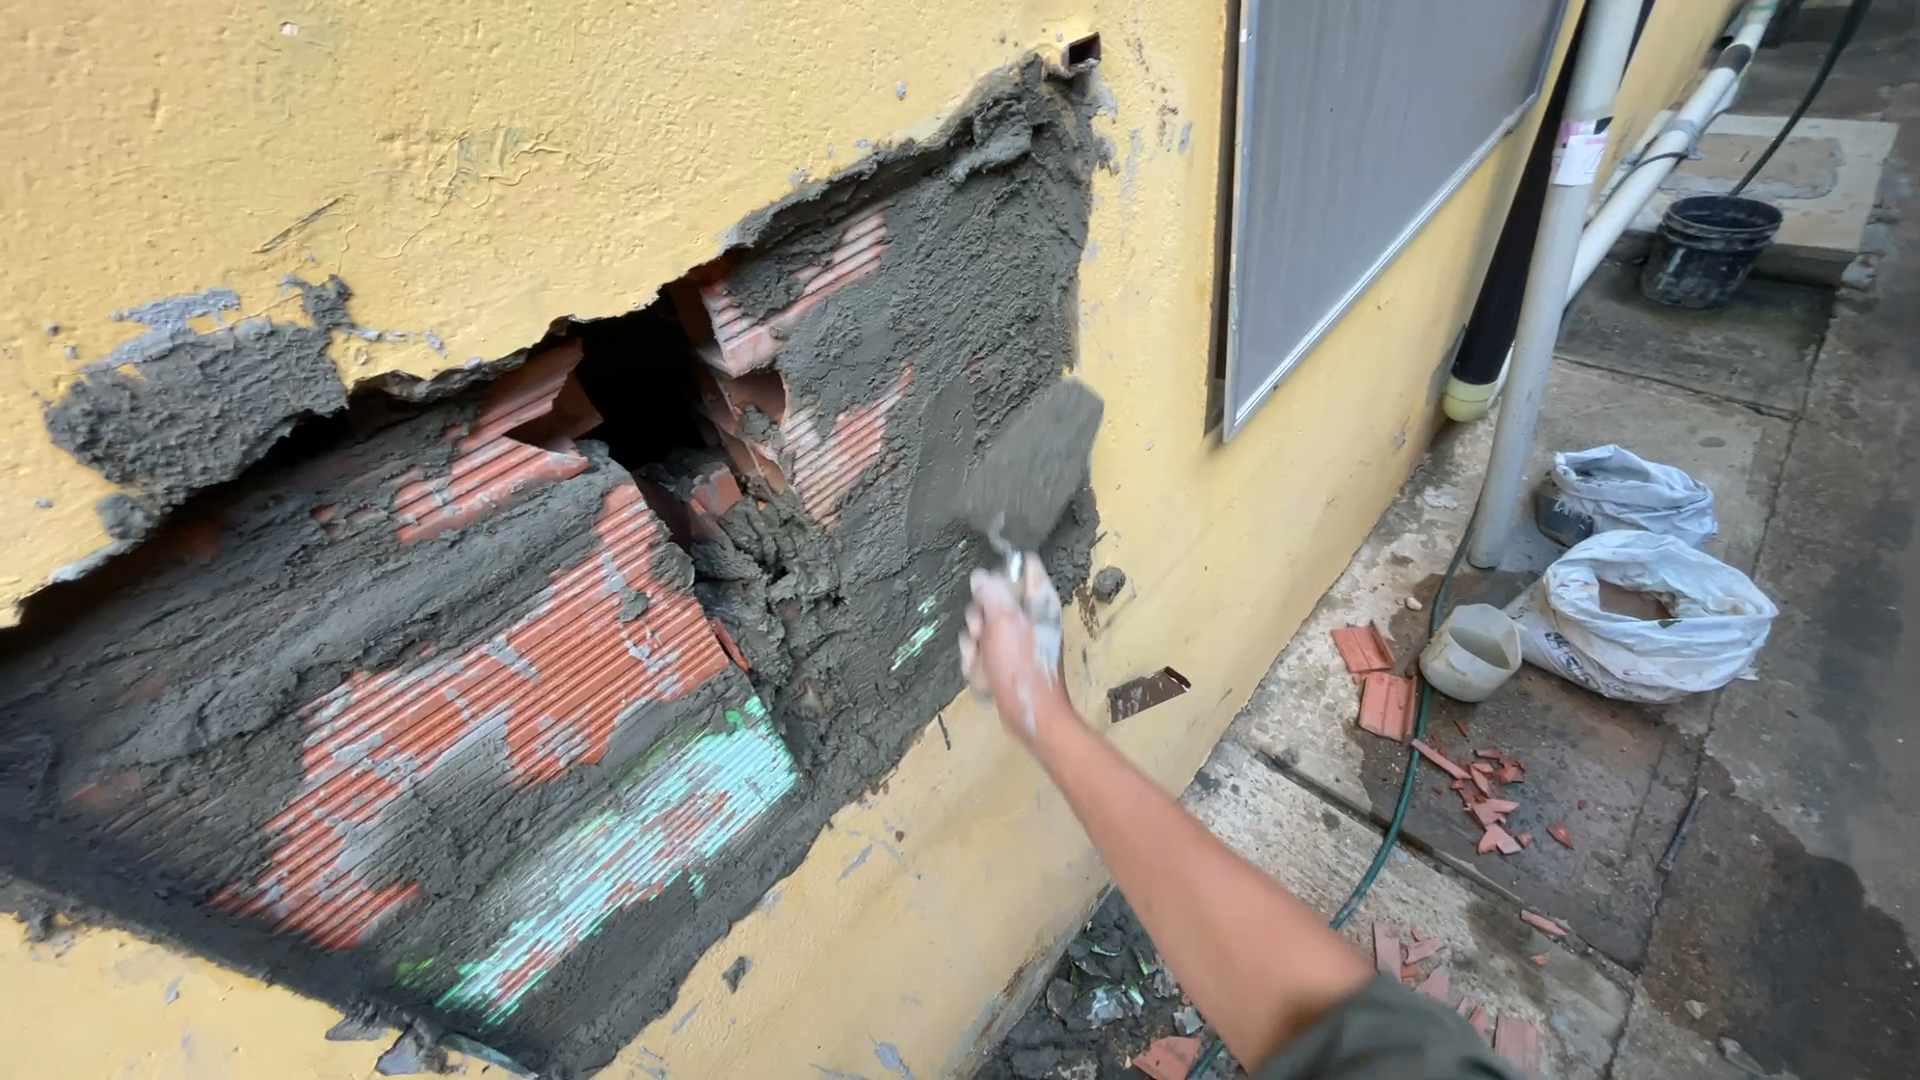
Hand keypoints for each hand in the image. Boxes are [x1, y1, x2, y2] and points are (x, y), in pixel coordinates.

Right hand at [959, 554, 1068, 744]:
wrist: (1031, 715)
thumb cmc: (1021, 666)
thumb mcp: (1003, 622)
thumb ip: (991, 593)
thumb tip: (980, 576)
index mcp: (1040, 601)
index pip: (1025, 566)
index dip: (1002, 569)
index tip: (985, 585)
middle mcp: (1031, 617)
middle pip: (995, 599)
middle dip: (980, 616)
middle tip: (980, 631)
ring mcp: (1019, 640)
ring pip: (985, 627)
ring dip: (975, 644)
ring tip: (980, 659)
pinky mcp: (1009, 661)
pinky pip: (985, 651)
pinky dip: (979, 663)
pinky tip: (982, 674)